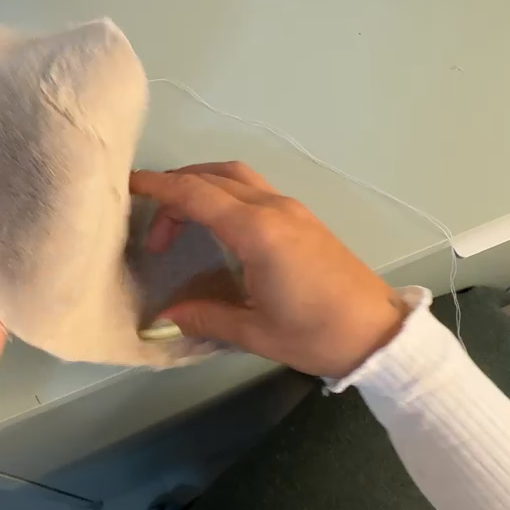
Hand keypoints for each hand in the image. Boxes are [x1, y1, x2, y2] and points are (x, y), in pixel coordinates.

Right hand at [132, 162, 407, 379]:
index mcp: (257, 231)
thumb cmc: (317, 334)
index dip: (158, 187)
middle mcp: (273, 208)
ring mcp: (290, 208)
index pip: (196, 194)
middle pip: (212, 178)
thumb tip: (160, 320)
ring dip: (201, 184)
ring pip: (234, 175)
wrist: (381, 334)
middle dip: (174, 191)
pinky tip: (216, 222)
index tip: (128, 186)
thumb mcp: (254, 333)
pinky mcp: (302, 216)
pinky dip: (223, 191)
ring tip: (179, 217)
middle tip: (153, 230)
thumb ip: (203, 317)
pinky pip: (252, 187)